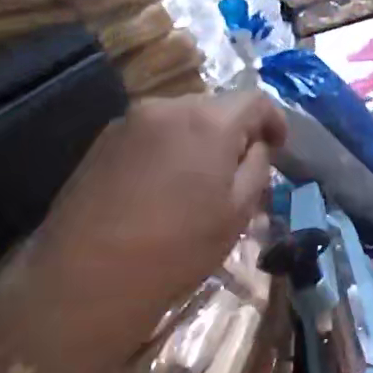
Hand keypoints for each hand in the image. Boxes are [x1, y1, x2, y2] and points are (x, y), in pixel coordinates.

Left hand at [0, 89, 285, 372]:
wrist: (93, 272)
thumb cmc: (180, 245)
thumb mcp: (238, 211)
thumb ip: (256, 168)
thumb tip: (255, 147)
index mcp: (208, 121)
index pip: (255, 100)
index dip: (275, 121)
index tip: (279, 149)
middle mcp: (166, 107)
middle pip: (215, 107)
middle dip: (235, 132)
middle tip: (242, 171)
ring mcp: (127, 122)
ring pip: (181, 120)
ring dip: (201, 142)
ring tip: (202, 183)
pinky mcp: (101, 142)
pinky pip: (152, 135)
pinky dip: (170, 151)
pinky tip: (166, 190)